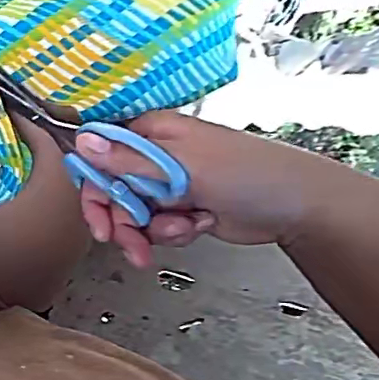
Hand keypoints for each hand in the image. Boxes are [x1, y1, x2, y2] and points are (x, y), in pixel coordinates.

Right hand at [74, 111, 358, 267]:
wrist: (295, 206)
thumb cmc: (247, 174)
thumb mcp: (181, 167)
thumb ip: (128, 159)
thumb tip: (83, 140)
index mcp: (151, 133)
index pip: (101, 159)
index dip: (96, 193)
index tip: (100, 223)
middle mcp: (154, 156)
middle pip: (114, 194)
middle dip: (125, 223)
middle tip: (134, 246)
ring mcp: (168, 183)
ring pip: (134, 215)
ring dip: (154, 231)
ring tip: (184, 229)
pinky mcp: (180, 207)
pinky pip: (156, 227)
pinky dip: (173, 234)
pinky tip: (198, 226)